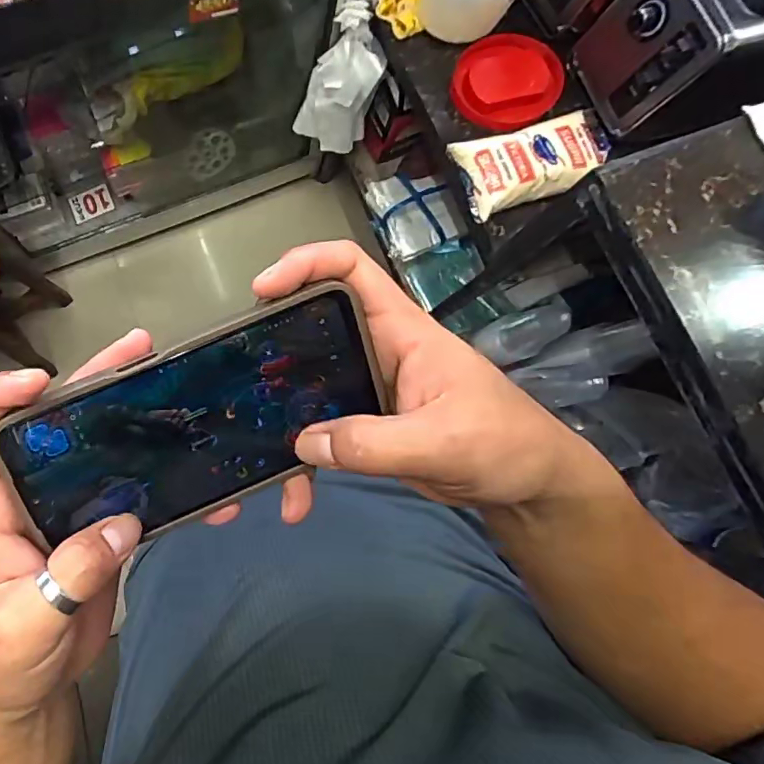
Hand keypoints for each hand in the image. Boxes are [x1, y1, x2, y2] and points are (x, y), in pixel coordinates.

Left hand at [0, 328, 308, 720]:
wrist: (31, 693)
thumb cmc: (3, 660)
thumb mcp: (24, 624)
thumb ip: (67, 576)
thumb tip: (123, 526)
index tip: (40, 381)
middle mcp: (29, 493)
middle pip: (52, 422)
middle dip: (90, 381)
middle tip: (136, 348)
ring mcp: (69, 509)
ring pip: (98, 449)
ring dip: (130, 416)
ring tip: (168, 383)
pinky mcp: (101, 530)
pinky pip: (131, 492)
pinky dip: (160, 479)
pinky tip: (194, 469)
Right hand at [257, 241, 616, 507]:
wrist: (526, 488)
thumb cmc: (504, 443)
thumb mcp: (444, 441)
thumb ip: (376, 443)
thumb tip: (305, 444)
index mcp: (401, 331)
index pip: (351, 269)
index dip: (306, 264)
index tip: (263, 289)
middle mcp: (376, 351)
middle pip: (312, 330)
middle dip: (272, 352)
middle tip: (237, 377)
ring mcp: (367, 391)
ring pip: (308, 392)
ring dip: (280, 424)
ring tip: (255, 456)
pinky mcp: (365, 429)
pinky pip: (320, 438)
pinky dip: (304, 466)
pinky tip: (295, 499)